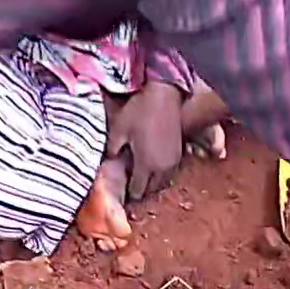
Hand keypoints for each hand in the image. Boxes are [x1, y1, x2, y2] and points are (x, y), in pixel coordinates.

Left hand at [107, 81, 185, 199]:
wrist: (164, 96)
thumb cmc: (140, 110)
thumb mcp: (120, 128)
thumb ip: (113, 148)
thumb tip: (111, 161)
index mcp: (145, 165)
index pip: (137, 190)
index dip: (130, 193)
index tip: (124, 189)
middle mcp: (160, 170)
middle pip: (150, 190)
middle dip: (141, 189)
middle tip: (132, 182)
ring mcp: (172, 164)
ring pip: (161, 184)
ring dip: (152, 183)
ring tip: (143, 174)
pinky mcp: (178, 156)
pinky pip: (168, 174)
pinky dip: (160, 174)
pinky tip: (153, 164)